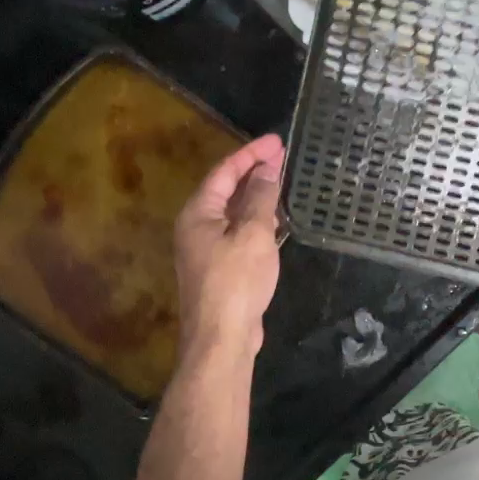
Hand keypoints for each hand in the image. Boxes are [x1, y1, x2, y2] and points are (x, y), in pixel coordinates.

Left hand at [174, 134, 284, 358]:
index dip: (251, 153)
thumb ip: (260, 198)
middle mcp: (195, 227)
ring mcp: (205, 250)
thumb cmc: (236, 281)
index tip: (278, 141)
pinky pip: (237, 233)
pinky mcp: (219, 269)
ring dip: (256, 197)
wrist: (223, 338)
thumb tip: (267, 169)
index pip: (224, 171)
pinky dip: (256, 221)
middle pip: (225, 190)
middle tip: (283, 157)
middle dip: (253, 172)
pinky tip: (275, 221)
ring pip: (232, 213)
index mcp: (197, 213)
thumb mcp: (253, 234)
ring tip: (282, 182)